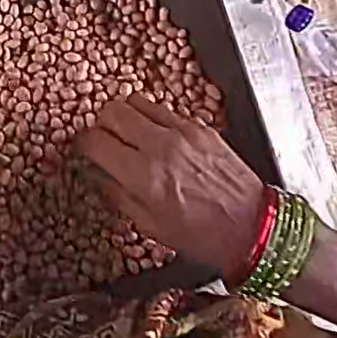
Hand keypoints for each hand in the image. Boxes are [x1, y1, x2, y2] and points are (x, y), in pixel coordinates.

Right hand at [77, 94, 266, 281]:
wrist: (253, 225)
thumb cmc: (203, 235)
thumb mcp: (151, 226)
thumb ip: (118, 196)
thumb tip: (97, 176)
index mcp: (144, 176)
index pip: (96, 141)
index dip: (83, 144)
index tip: (84, 150)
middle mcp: (161, 147)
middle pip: (112, 112)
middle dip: (101, 124)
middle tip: (104, 139)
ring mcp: (183, 132)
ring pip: (136, 102)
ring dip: (125, 115)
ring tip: (128, 134)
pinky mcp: (200, 127)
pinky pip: (164, 110)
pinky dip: (152, 119)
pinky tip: (157, 138)